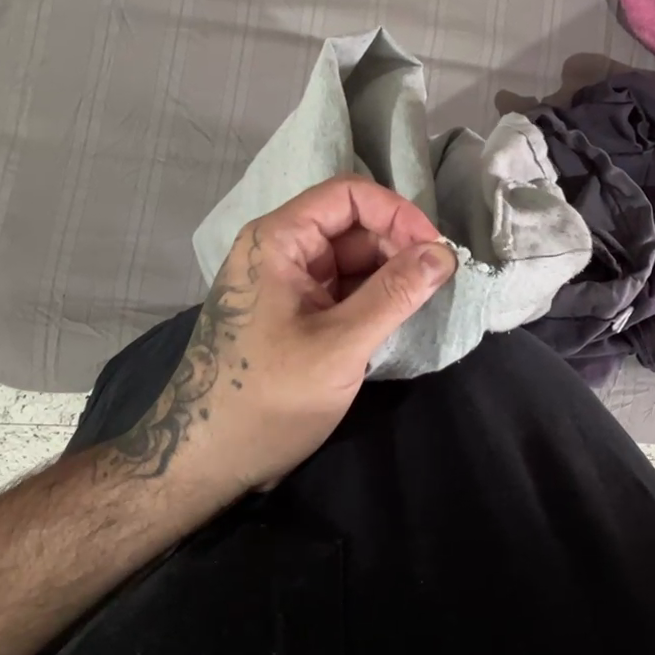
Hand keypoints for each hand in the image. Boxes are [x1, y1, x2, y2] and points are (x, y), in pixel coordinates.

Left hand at [100, 176, 457, 493]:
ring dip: (391, 272)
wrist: (210, 460)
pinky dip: (375, 295)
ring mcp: (288, 281)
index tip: (436, 250)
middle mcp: (281, 250)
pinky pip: (344, 286)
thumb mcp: (340, 345)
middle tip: (438, 281)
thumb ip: (395, 293)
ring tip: (425, 299)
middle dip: (398, 244)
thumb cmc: (268, 398)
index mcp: (278, 240)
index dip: (396, 212)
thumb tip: (445, 252)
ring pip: (352, 256)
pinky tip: (401, 313)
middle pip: (352, 224)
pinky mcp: (297, 311)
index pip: (347, 195)